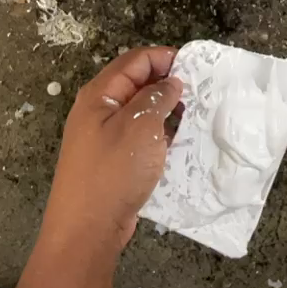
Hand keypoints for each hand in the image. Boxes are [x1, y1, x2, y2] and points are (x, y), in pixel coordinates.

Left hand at [42, 46, 184, 255]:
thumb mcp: (140, 127)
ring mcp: (105, 135)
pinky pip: (140, 134)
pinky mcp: (114, 158)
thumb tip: (171, 81)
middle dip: (167, 82)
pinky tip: (178, 141)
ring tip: (193, 115)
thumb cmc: (113, 173)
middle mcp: (99, 110)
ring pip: (140, 110)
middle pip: (137, 82)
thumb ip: (157, 97)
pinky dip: (159, 132)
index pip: (135, 60)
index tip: (196, 68)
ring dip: (165, 109)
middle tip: (199, 92)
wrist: (87, 229)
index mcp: (100, 95)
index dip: (165, 57)